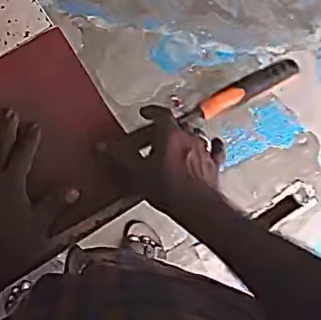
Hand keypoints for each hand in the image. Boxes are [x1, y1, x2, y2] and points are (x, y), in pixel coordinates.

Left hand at [0, 109, 79, 274]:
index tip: (34, 124)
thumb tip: (73, 190)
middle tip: (7, 111)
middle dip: (6, 130)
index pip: (24, 154)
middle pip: (1, 150)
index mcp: (14, 183)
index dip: (29, 139)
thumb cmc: (19, 245)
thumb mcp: (42, 224)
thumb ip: (55, 204)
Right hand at [99, 104, 224, 206]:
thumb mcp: (136, 173)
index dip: (151, 112)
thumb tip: (104, 147)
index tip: (145, 113)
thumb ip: (119, 156)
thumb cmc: (170, 190)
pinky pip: (215, 150)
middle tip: (153, 136)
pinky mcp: (213, 165)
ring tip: (175, 142)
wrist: (197, 208)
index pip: (160, 114)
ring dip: (184, 136)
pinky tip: (213, 145)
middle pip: (176, 124)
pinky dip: (212, 146)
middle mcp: (189, 138)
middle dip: (163, 128)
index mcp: (170, 135)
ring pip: (194, 135)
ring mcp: (203, 151)